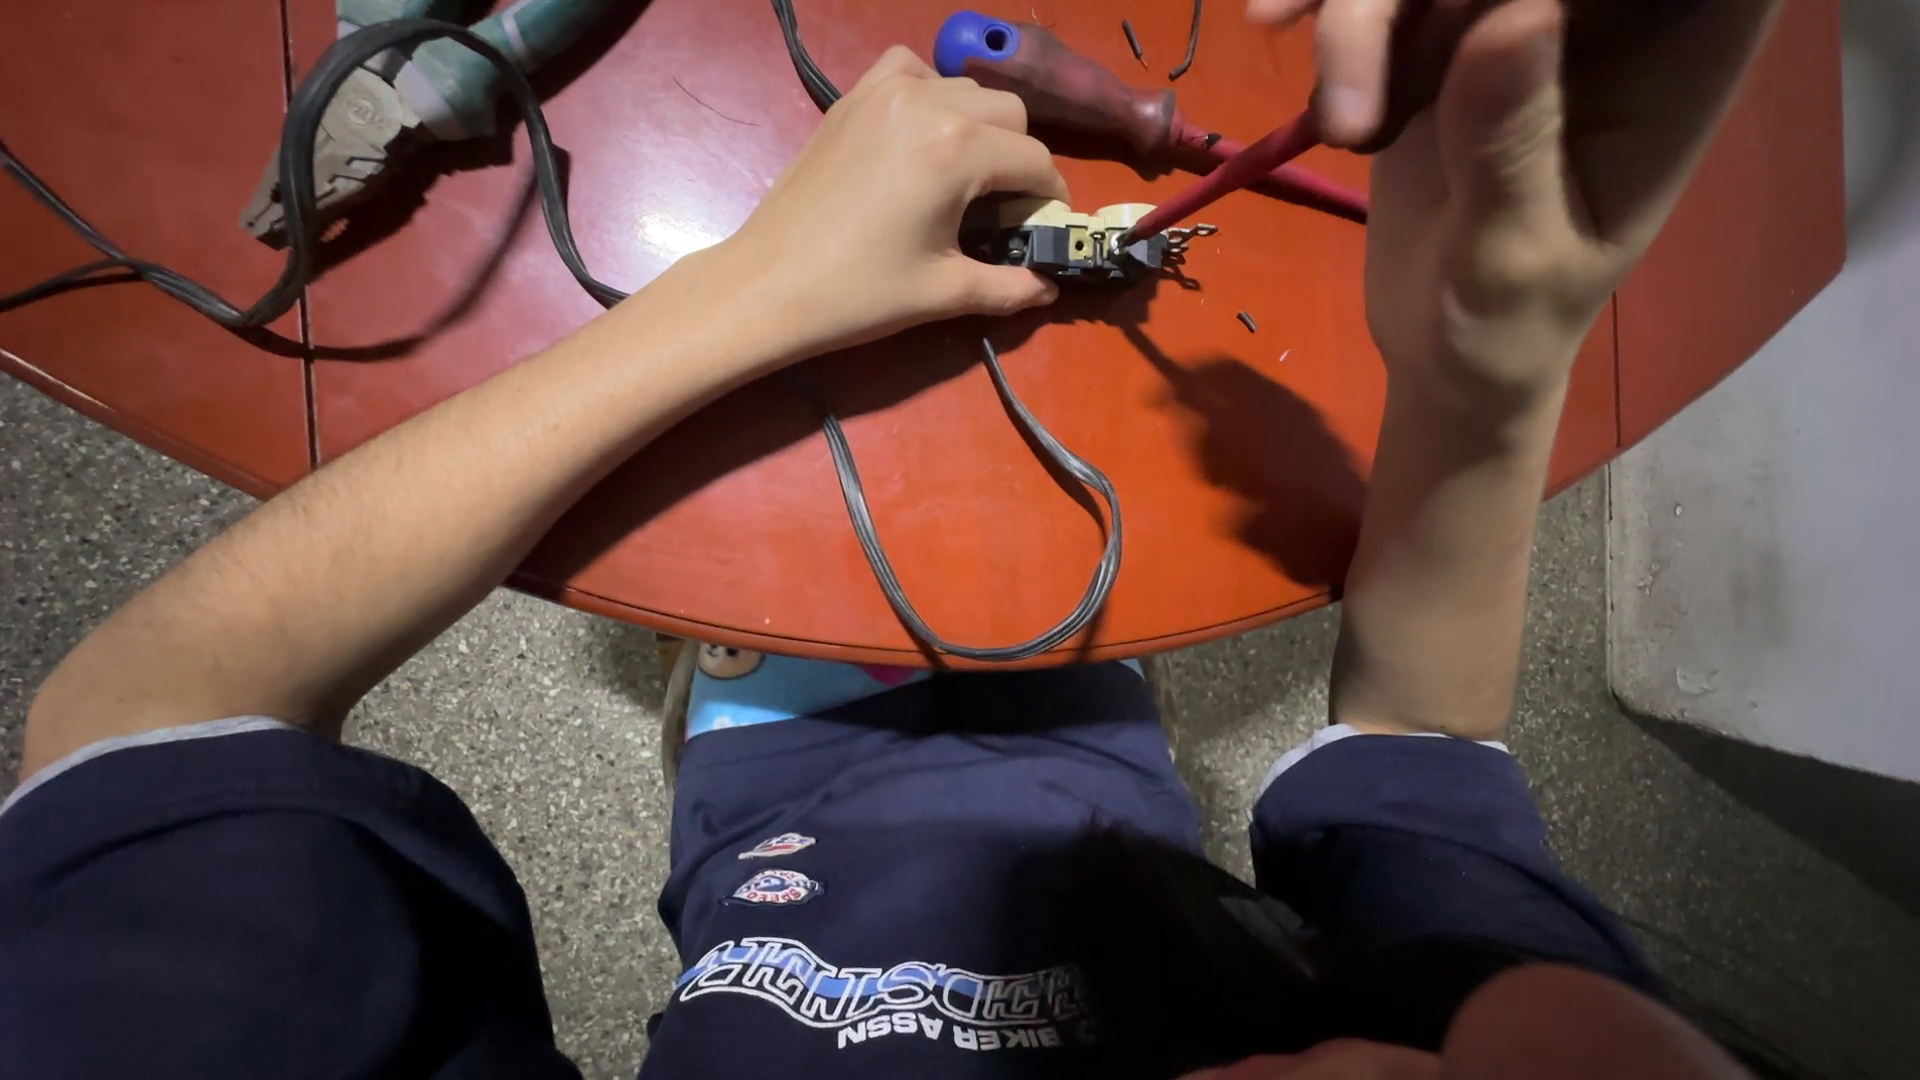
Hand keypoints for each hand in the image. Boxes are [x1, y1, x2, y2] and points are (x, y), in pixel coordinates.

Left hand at [708, 46, 1068, 365]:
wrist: (770, 286)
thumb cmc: (860, 295)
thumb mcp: (944, 293)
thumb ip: (1008, 288)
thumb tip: (1049, 287)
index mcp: (958, 149)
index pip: (1035, 160)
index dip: (1050, 199)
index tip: (1044, 230)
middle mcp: (928, 102)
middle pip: (1009, 113)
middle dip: (1019, 161)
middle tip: (1000, 212)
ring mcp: (884, 91)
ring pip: (965, 89)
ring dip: (980, 128)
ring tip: (962, 179)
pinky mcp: (852, 97)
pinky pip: (911, 71)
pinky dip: (931, 96)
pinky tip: (921, 138)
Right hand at [1247, 0, 1782, 411]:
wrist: (1444, 355)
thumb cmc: (1508, 323)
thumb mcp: (1511, 258)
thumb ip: (1511, 151)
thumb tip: (1509, 18)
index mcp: (1684, 32)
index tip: (1465, 24)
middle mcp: (1605, 5)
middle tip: (1341, 32)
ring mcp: (1512, 18)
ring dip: (1357, 7)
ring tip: (1313, 86)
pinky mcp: (1434, 47)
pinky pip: (1382, 1)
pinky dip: (1331, 16)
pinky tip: (1277, 27)